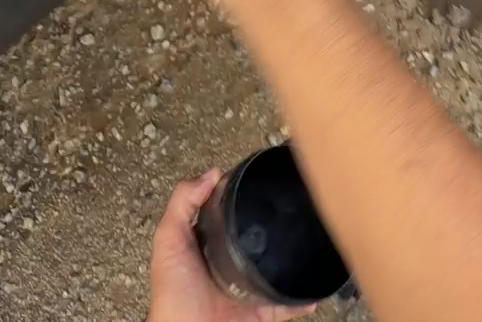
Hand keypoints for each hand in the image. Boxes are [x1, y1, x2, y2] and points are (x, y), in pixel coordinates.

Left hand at [149, 170, 315, 321]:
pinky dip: (299, 299)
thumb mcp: (169, 238)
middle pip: (252, 241)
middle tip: (288, 212)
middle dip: (268, 230)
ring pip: (272, 270)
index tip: (256, 181)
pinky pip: (284, 304)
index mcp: (205, 245)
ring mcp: (244, 288)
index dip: (237, 198)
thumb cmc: (172, 292)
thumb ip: (183, 202)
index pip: (224, 215)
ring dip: (288, 261)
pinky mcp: (258, 312)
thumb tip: (211, 173)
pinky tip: (312, 290)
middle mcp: (226, 264)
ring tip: (305, 244)